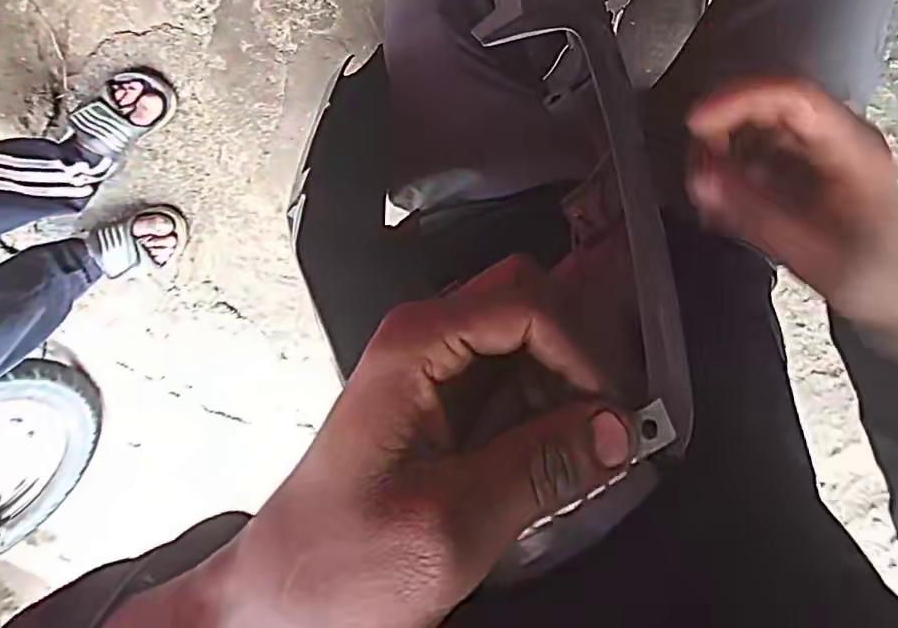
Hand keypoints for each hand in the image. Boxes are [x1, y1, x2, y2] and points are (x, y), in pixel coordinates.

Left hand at [115, 255, 633, 627]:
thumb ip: (541, 468)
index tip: (608, 410)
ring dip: (561, 385)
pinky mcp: (444, 391)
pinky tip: (544, 455)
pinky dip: (542, 404)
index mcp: (416, 343)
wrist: (283, 597)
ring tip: (571, 452)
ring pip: (526, 334)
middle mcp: (426, 334)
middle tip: (598, 422)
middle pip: (527, 300)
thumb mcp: (452, 525)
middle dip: (573, 356)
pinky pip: (512, 372)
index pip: (525, 304)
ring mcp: (435, 360)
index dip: (578, 351)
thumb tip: (613, 430)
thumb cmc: (339, 564)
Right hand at [687, 77, 897, 370]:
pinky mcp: (804, 158)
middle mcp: (840, 137)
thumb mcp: (808, 252)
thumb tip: (703, 178)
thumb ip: (752, 213)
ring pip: (758, 120)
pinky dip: (731, 162)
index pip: (793, 97)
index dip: (739, 101)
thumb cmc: (869, 276)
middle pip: (769, 103)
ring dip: (723, 146)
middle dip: (723, 127)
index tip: (699, 122)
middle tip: (698, 162)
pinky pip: (758, 142)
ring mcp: (822, 146)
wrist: (890, 298)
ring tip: (706, 185)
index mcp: (854, 149)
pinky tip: (721, 195)